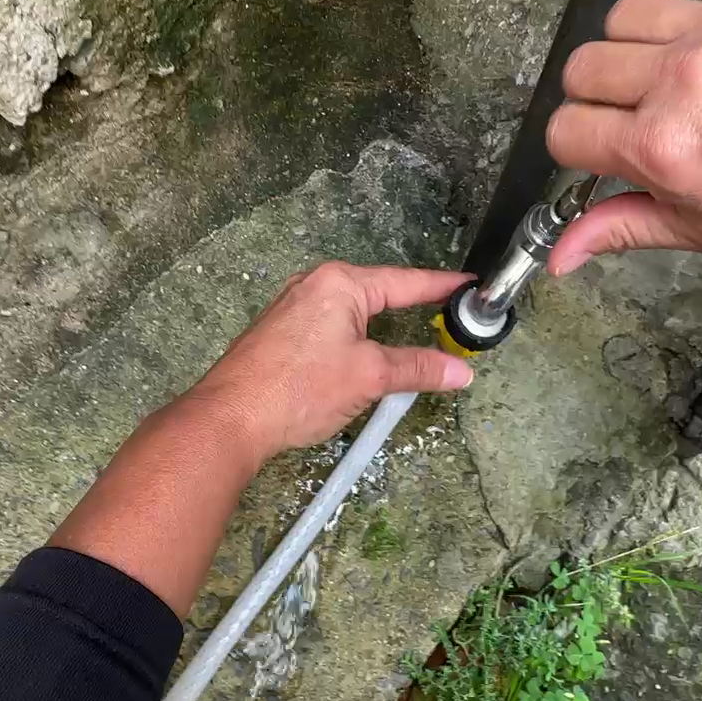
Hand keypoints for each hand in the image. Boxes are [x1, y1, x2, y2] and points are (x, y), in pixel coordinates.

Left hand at [179, 263, 474, 461]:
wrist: (230, 419)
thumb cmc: (300, 388)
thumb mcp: (369, 376)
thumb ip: (417, 368)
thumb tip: (460, 372)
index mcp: (339, 283)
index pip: (405, 282)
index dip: (442, 286)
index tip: (471, 286)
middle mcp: (314, 285)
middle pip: (378, 294)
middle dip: (413, 307)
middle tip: (449, 317)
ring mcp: (293, 307)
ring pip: (354, 313)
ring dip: (383, 328)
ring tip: (414, 337)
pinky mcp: (281, 333)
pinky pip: (333, 327)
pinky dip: (358, 338)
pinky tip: (366, 355)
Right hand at [544, 0, 701, 272]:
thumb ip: (625, 229)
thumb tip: (561, 255)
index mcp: (665, 145)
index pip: (564, 131)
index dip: (575, 151)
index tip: (601, 155)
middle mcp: (685, 76)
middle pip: (581, 68)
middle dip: (594, 100)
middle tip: (633, 119)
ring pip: (625, 17)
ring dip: (631, 51)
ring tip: (670, 79)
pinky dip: (700, 29)